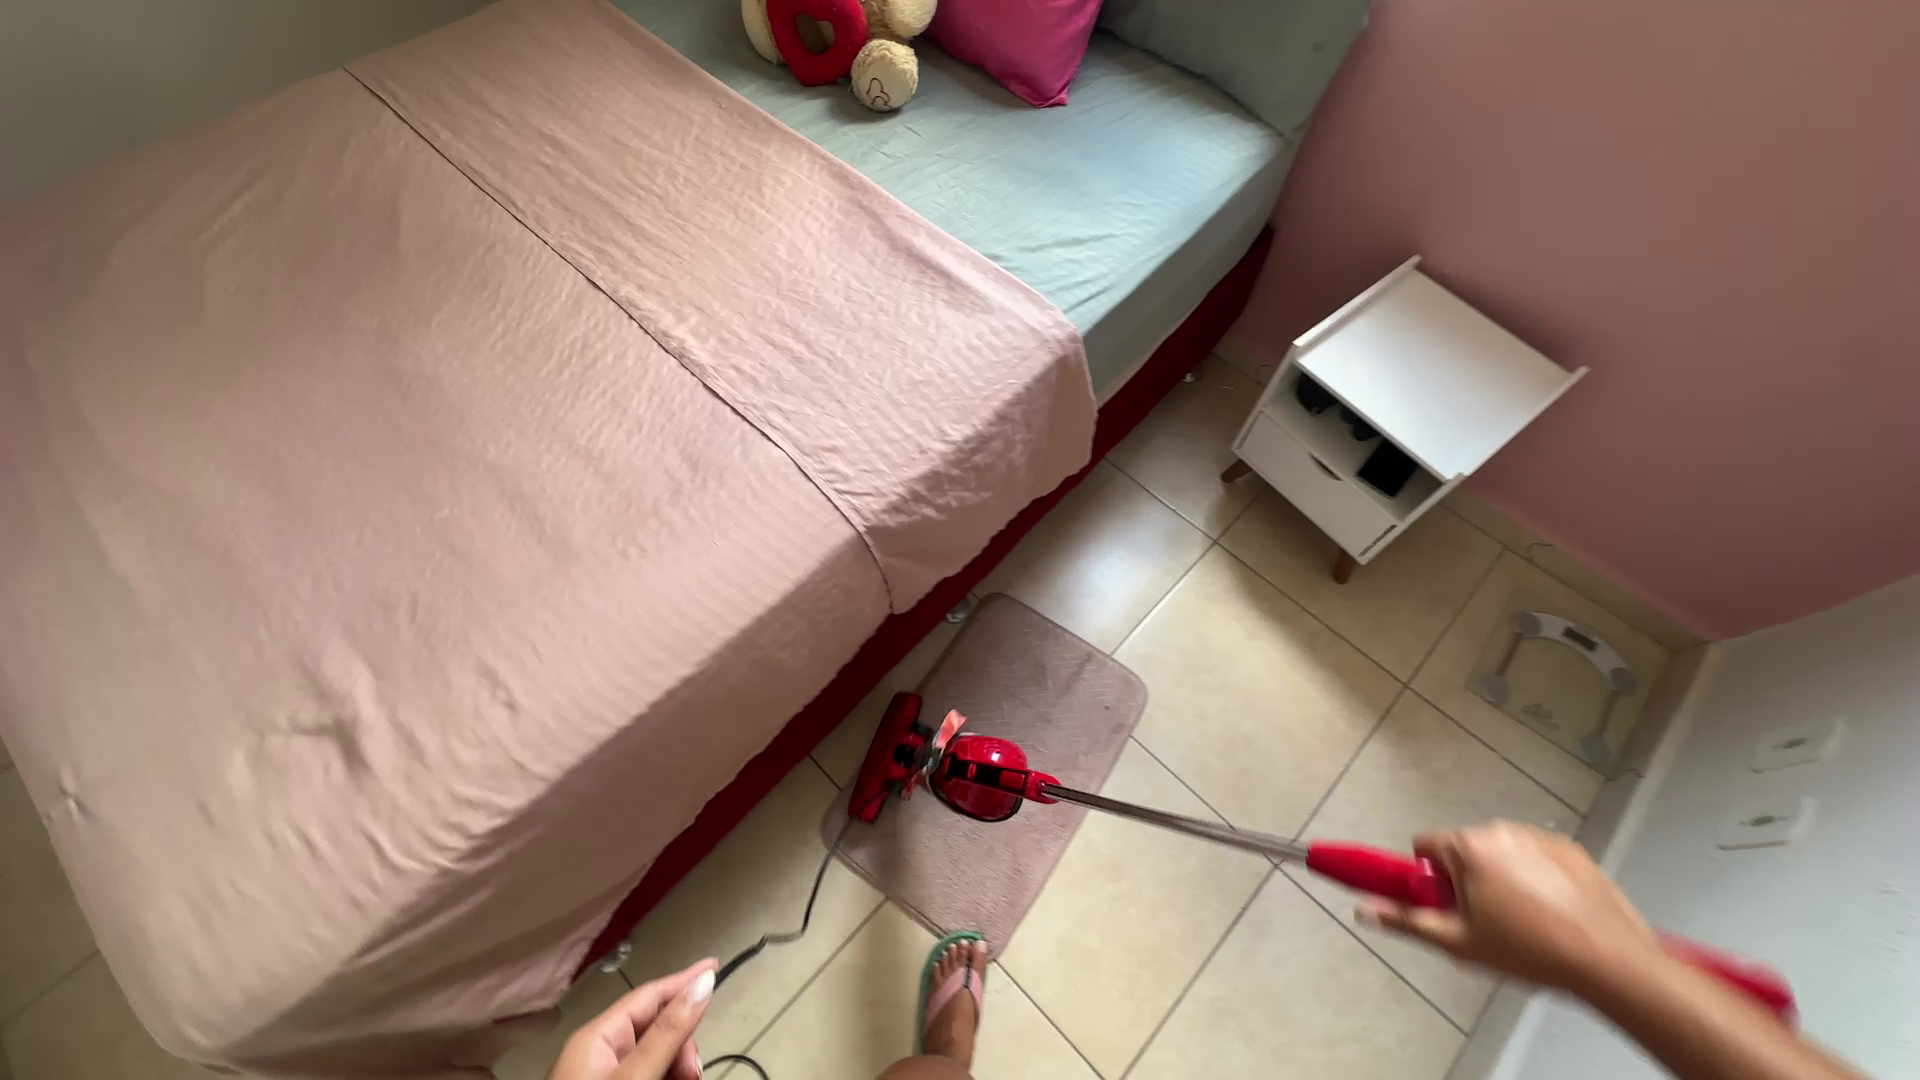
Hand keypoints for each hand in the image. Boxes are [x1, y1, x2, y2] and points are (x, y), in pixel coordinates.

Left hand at [548, 959, 717, 1079]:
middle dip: (682, 1044)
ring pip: (655, 1054)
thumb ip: (668, 1031)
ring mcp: (601, 1074)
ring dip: (677, 1065)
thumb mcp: (634, 1076)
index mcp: (595, 1036)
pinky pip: (647, 1072)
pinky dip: (666, 1075)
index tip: (716, 965)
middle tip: (693, 1073)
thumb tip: (704, 980)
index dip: (685, 979)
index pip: (649, 993)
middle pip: (655, 1027)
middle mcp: (596, 1052)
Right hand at [1357, 821, 1660, 992]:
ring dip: (1500, 874)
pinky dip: (1536, 874)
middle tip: (1487, 919)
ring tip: (1526, 918)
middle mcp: (1497, 830)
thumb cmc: (1529, 951)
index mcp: (1466, 847)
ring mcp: (1537, 836)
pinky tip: (1554, 909)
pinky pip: (1535, 854)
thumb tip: (1361, 909)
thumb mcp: (1458, 942)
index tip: (1451, 906)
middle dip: (1466, 877)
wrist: (1614, 964)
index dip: (1429, 878)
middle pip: (1462, 849)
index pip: (1424, 845)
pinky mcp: (1571, 848)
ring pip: (1499, 851)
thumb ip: (1405, 920)